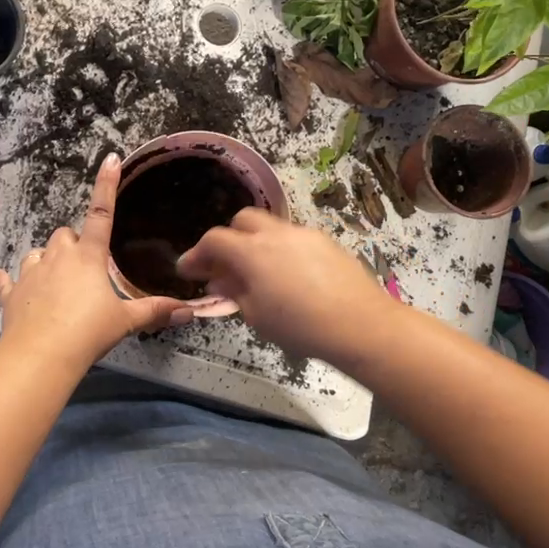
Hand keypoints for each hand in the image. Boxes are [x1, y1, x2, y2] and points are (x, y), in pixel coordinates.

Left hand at [0, 154, 194, 369]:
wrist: (39, 355)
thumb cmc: (86, 333)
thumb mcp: (125, 322)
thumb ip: (154, 312)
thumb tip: (188, 311)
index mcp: (88, 257)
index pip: (101, 213)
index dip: (107, 185)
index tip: (111, 158)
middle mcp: (58, 257)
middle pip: (65, 235)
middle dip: (74, 244)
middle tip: (86, 268)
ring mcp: (31, 273)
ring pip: (37, 253)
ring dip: (46, 260)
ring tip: (56, 280)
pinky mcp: (11, 293)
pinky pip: (7, 279)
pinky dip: (7, 279)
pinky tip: (0, 278)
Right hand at [176, 209, 400, 362]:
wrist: (361, 324)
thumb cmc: (302, 327)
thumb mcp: (257, 316)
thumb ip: (235, 291)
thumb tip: (220, 278)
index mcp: (252, 252)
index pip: (214, 240)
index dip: (196, 254)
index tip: (188, 270)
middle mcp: (276, 233)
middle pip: (242, 220)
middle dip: (228, 238)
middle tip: (224, 265)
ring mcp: (304, 234)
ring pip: (270, 227)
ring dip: (256, 243)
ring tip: (259, 274)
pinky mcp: (326, 242)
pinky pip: (294, 239)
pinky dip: (281, 250)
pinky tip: (289, 277)